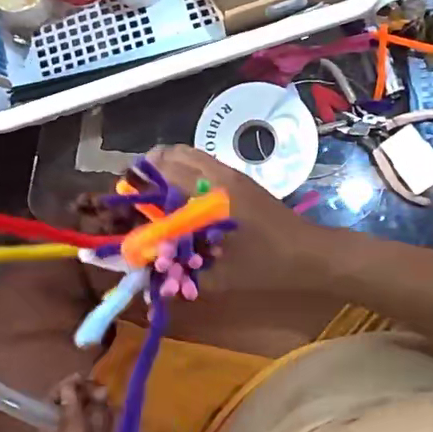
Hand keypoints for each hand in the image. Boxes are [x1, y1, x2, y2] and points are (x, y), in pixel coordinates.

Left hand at [36, 376, 137, 431]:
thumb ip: (71, 421)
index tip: (83, 378)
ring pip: (98, 419)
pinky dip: (121, 426)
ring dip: (106, 410)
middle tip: (105, 393)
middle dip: (90, 399)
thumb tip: (67, 388)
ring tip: (113, 407)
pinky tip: (127, 426)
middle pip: (77, 411)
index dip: (64, 392)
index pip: (51, 409)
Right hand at [146, 145, 331, 296]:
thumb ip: (178, 271)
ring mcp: (229, 172)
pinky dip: (183, 173)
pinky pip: (201, 163)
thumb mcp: (218, 277)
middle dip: (146, 174)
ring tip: (156, 201)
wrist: (311, 253)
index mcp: (210, 194)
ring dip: (164, 170)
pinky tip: (183, 202)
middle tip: (136, 202)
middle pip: (168, 155)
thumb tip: (144, 269)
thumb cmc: (266, 266)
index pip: (159, 174)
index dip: (134, 187)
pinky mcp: (239, 177)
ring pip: (185, 154)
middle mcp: (216, 174)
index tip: (121, 206)